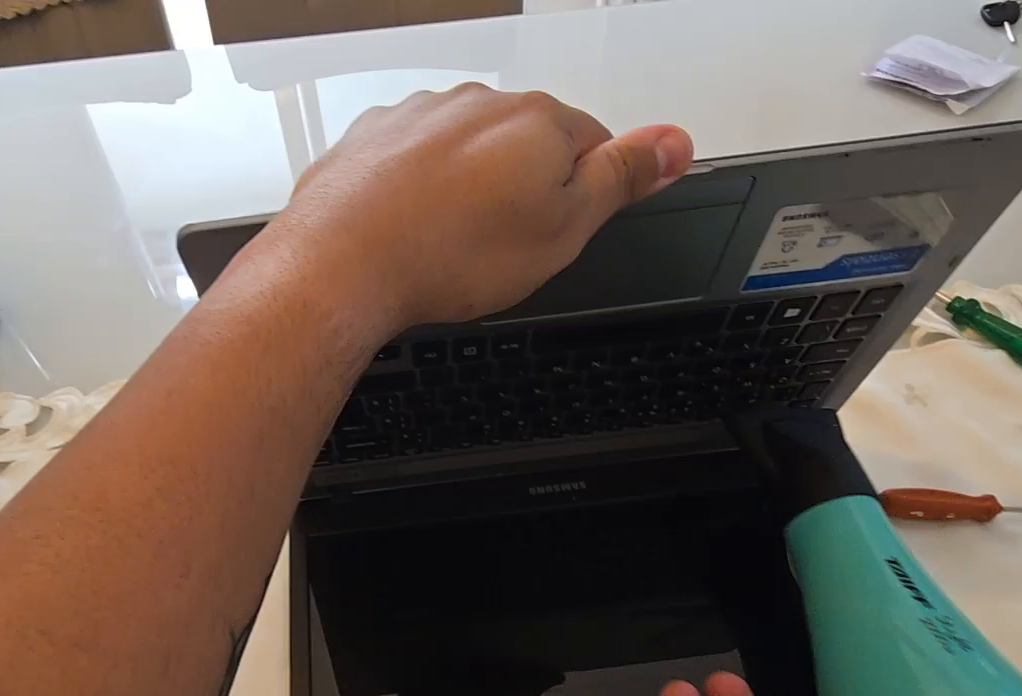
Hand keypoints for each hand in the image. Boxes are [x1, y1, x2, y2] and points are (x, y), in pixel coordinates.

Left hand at [249, 84, 692, 329]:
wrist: (346, 266)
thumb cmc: (449, 255)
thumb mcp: (562, 231)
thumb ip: (621, 180)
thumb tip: (675, 143)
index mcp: (538, 123)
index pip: (590, 144)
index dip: (583, 193)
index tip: (564, 226)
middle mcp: (479, 104)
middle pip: (524, 144)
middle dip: (522, 189)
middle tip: (504, 247)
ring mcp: (421, 117)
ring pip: (465, 152)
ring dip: (467, 189)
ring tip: (453, 244)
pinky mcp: (375, 139)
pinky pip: (412, 163)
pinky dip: (417, 191)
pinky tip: (412, 229)